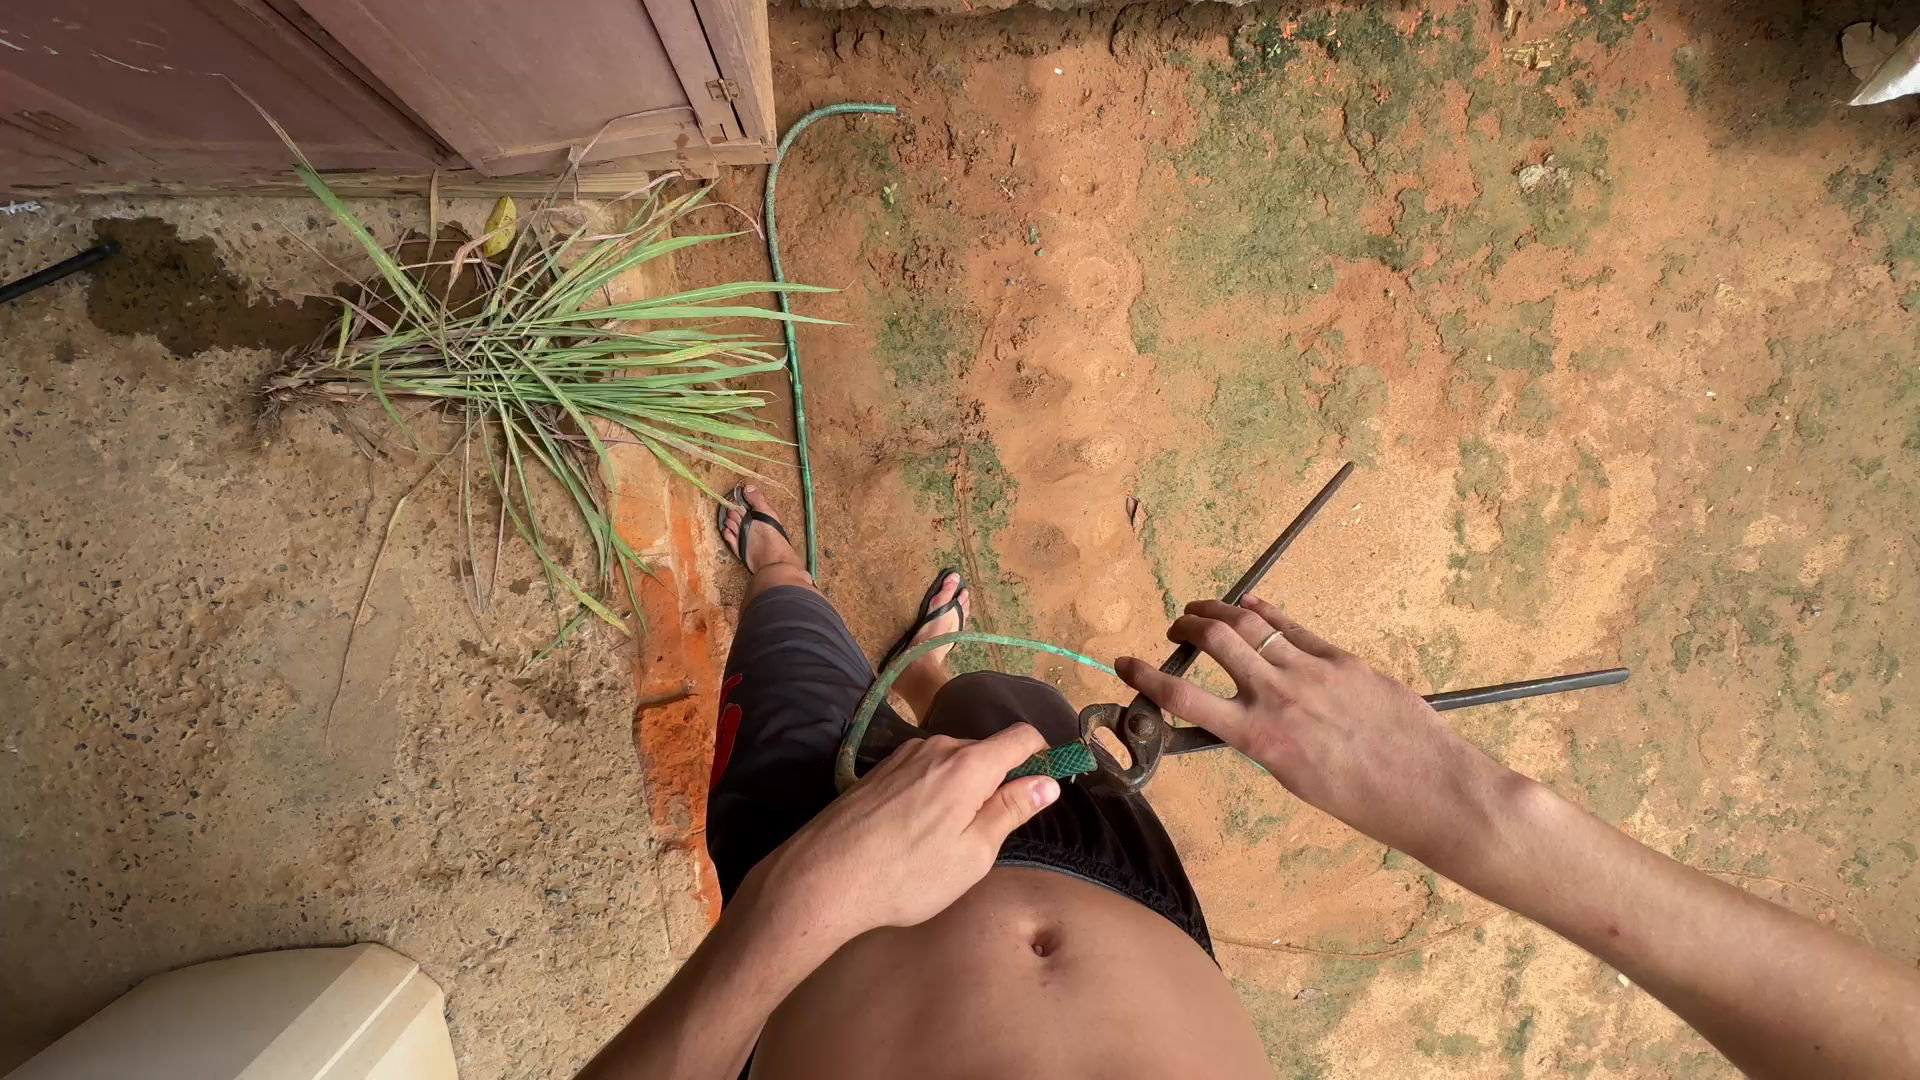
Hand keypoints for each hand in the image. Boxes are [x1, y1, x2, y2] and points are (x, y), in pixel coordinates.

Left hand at [746, 723, 1062, 941]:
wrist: (824, 874)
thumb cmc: (907, 875)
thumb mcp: (973, 854)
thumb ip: (1011, 811)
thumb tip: (1047, 782)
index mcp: (969, 764)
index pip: (1021, 737)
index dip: (1041, 756)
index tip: (1042, 787)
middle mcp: (939, 746)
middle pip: (987, 750)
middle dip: (998, 781)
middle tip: (986, 833)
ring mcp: (907, 753)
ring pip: (955, 760)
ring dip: (965, 787)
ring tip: (946, 838)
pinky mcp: (883, 766)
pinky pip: (927, 767)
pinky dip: (937, 789)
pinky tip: (916, 828)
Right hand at [1115, 597, 1510, 865]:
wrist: (1435, 791)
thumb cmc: (1362, 800)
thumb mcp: (1292, 777)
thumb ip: (1258, 738)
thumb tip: (1235, 714)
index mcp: (1261, 736)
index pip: (1183, 698)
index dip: (1144, 676)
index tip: (1123, 663)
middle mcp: (1278, 695)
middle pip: (1214, 640)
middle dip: (1185, 626)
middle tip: (1176, 628)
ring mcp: (1312, 670)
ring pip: (1250, 623)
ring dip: (1216, 612)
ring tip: (1202, 611)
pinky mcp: (1342, 659)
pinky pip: (1292, 626)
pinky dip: (1264, 611)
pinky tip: (1249, 604)